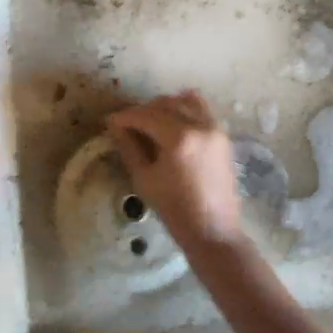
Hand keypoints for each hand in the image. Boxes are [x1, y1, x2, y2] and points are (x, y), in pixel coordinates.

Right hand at [106, 91, 241, 248]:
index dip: (125, 117)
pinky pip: (202, 111)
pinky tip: (172, 123)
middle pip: (166, 104)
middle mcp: (200, 126)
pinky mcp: (222, 137)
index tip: (110, 121)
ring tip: (151, 121)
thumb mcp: (144, 179)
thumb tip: (116, 126)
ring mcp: (215, 129)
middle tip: (127, 124)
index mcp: (179, 138)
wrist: (213, 230)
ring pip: (186, 102)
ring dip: (165, 106)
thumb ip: (129, 147)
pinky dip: (185, 110)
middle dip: (144, 110)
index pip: (146, 116)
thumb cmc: (174, 210)